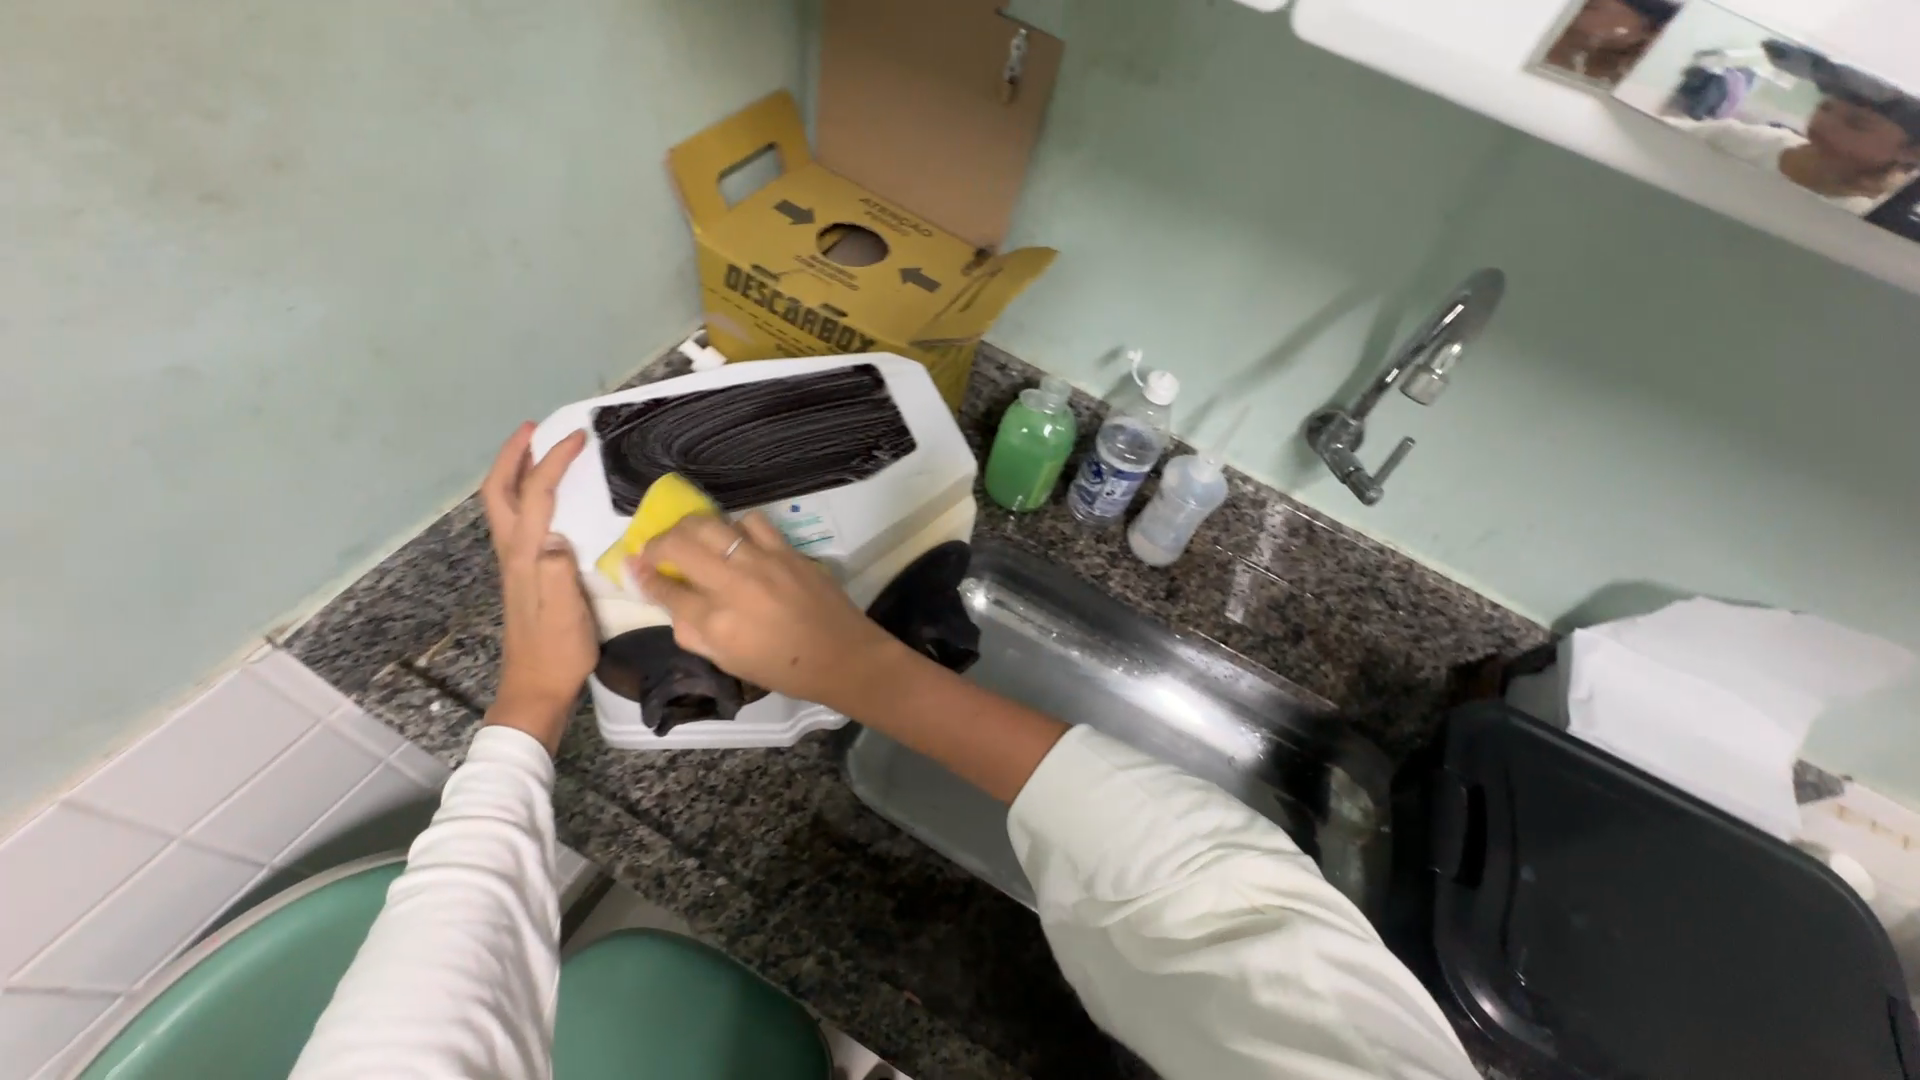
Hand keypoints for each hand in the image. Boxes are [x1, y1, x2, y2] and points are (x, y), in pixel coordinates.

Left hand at [479, 423, 596, 753]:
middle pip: (499, 492)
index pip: (536, 496)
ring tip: (538, 449)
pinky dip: (525, 492)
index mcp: (526, 557)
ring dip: (515, 470)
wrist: (537, 686)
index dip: (553, 462)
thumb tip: (554, 535)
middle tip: (535, 428)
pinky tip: (545, 496)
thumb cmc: (558, 651)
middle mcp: (513, 552)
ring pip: (503, 503)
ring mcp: (515, 562)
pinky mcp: (524, 571)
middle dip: (513, 455)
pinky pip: (517, 518)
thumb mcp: (565, 615)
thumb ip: (556, 573)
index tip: (577, 437)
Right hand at [632, 513, 907, 712]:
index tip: (635, 567)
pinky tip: (737, 540)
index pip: (665, 590)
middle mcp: (734, 586)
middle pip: (678, 544)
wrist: (842, 656)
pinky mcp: (788, 551)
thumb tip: (671, 605)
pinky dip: (736, 527)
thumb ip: (694, 633)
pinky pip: (752, 522)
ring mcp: (763, 563)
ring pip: (711, 524)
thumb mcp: (728, 663)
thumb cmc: (784, 669)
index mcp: (716, 623)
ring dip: (691, 527)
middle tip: (656, 549)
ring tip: (690, 537)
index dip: (643, 577)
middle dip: (657, 542)